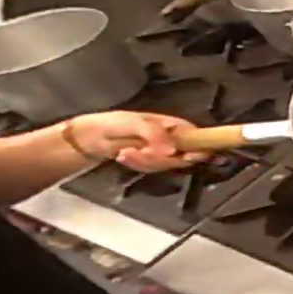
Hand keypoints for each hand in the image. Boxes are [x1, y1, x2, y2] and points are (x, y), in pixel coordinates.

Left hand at [63, 111, 208, 171]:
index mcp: (177, 126)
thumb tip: (173, 151)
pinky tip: (125, 156)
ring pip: (168, 165)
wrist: (92, 136)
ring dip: (146, 162)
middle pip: (184, 157)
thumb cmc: (116, 123)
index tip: (187, 156)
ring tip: (126, 152)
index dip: (199, 150)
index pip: (200, 139)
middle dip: (161, 158)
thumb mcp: (135, 124)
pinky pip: (156, 169)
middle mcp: (177, 139)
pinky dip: (139, 165)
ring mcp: (167, 152)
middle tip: (140, 152)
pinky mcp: (156, 162)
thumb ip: (155, 134)